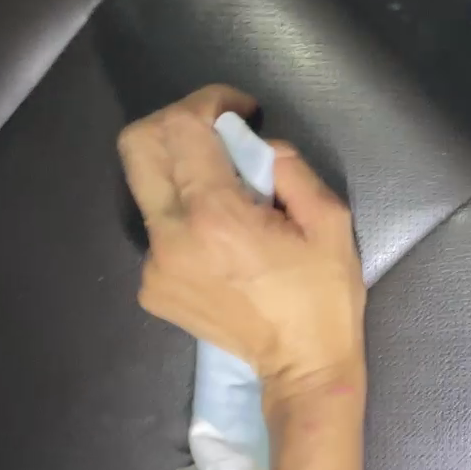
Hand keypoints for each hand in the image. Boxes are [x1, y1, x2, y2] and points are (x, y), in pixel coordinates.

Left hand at [118, 85, 365, 409]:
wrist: (304, 367)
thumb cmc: (325, 296)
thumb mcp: (331, 223)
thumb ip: (292, 170)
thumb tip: (261, 148)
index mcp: (217, 216)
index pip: (183, 128)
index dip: (210, 102)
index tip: (240, 110)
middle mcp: (171, 235)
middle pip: (139, 146)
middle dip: (176, 123)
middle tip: (217, 133)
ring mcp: (154, 265)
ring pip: (147, 188)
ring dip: (183, 173)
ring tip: (230, 195)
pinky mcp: (152, 287)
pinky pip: (158, 229)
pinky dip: (185, 216)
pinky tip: (222, 241)